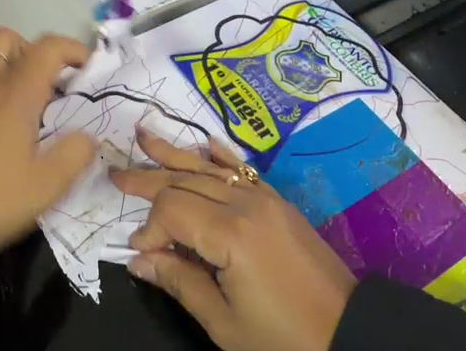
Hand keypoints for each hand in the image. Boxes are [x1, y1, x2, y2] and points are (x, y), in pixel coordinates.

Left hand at [0, 28, 95, 254]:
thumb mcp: (43, 188)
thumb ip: (72, 157)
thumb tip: (87, 136)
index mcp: (15, 92)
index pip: (47, 48)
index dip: (72, 49)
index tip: (87, 66)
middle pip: (7, 39)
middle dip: (30, 51)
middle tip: (45, 84)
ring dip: (3, 68)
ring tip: (16, 105)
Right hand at [111, 132, 353, 350]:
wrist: (351, 334)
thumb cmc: (284, 338)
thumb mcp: (226, 323)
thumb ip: (180, 282)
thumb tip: (138, 259)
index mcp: (231, 234)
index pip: (172, 211)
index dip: (149, 229)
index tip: (140, 254)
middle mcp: (245, 203)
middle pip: (186, 181)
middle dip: (148, 178)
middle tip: (114, 172)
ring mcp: (264, 199)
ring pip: (209, 168)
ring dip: (174, 155)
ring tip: (142, 135)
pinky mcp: (278, 203)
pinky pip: (242, 170)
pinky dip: (219, 156)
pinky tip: (203, 143)